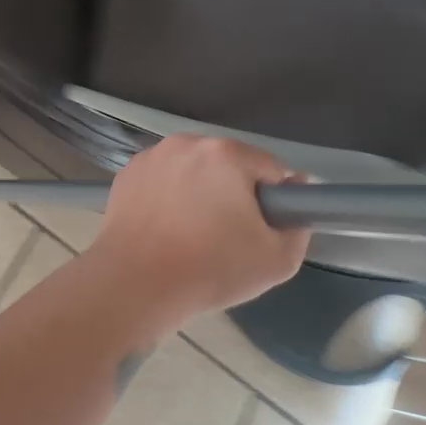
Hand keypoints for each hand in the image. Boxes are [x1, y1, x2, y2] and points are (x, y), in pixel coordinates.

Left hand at [83, 135, 309, 339]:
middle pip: (228, 164)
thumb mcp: (278, 259)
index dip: (274, 200)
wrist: (137, 281)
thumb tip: (296, 188)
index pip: (269, 168)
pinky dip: (169, 194)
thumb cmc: (212, 268)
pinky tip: (167, 227)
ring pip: (192, 169)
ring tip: (194, 232)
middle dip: (235, 191)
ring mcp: (152, 156)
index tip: (262, 229)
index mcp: (226, 154)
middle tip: (229, 234)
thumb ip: (298, 223)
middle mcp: (186, 143)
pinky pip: (163, 178)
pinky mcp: (128, 173)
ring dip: (200, 190)